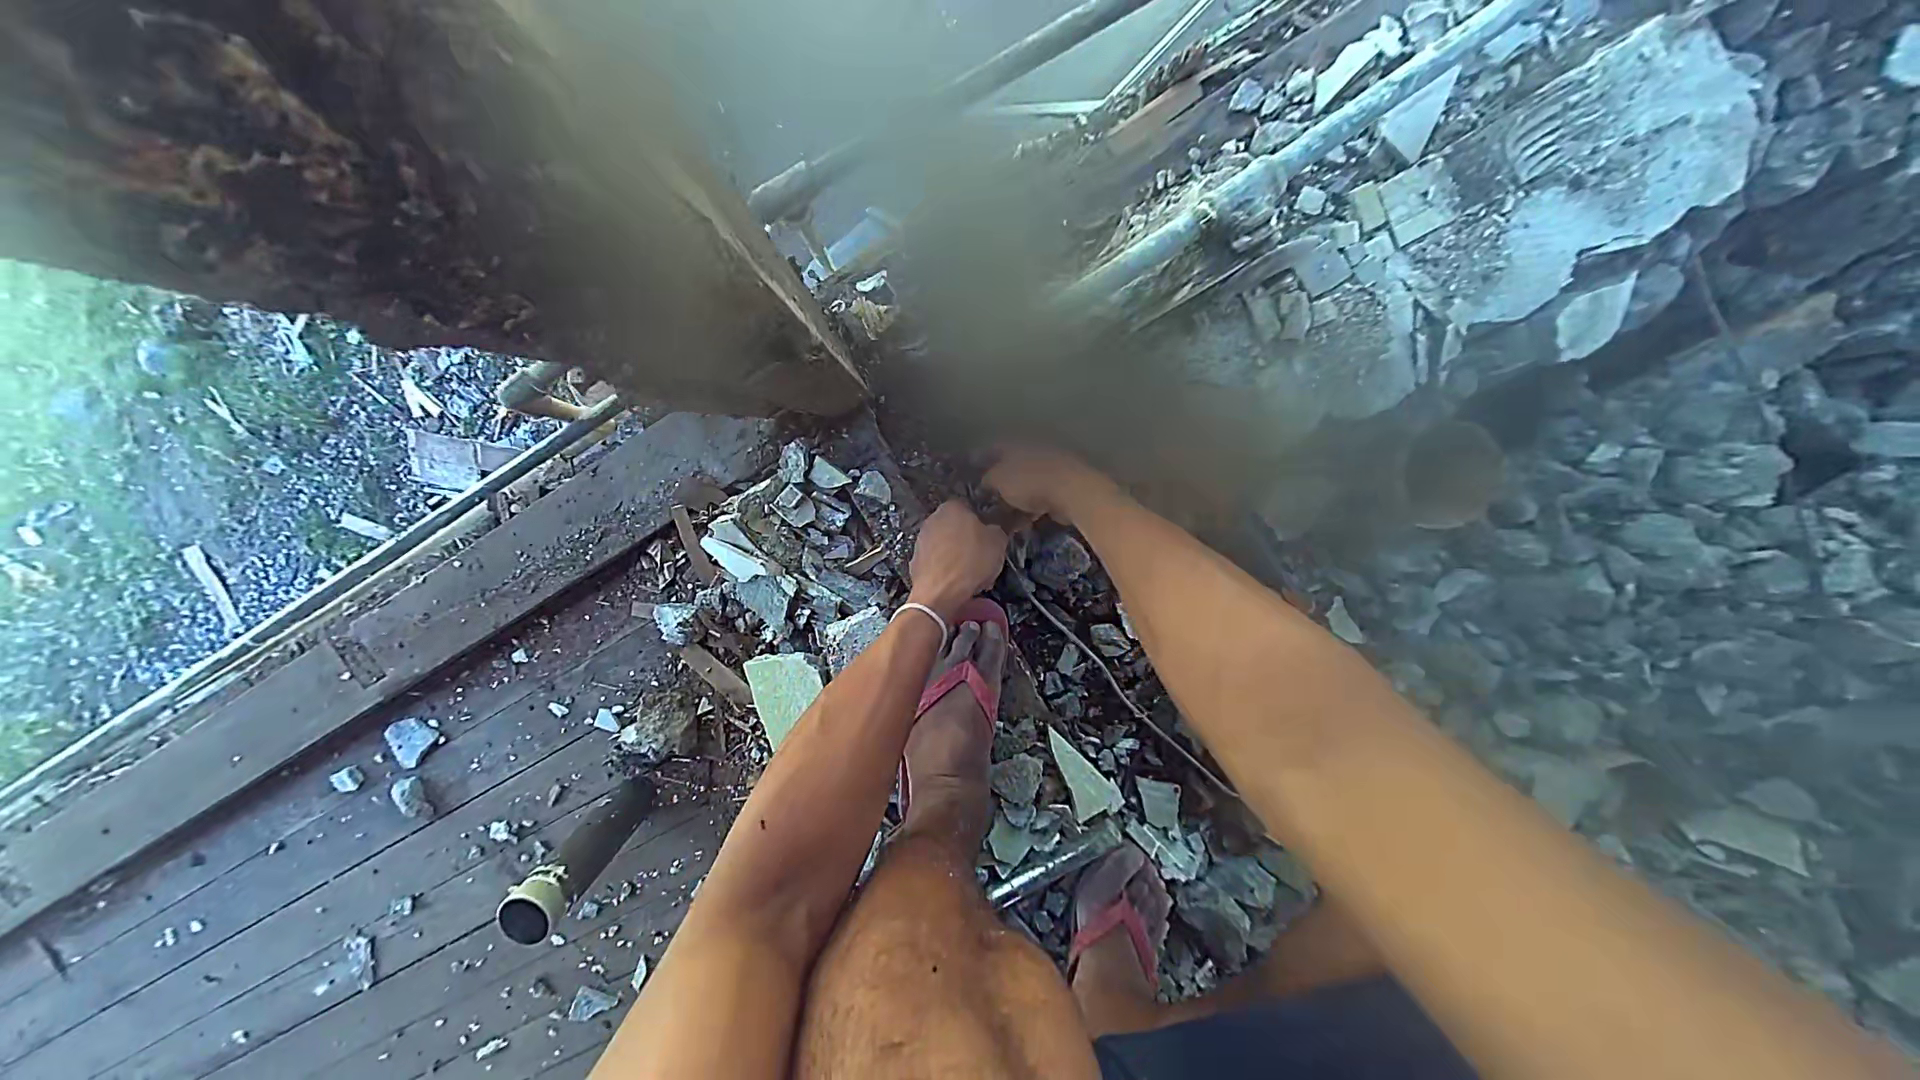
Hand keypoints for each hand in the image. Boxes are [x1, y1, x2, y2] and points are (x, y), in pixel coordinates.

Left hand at [907, 500, 1007, 621]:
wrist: (939, 593)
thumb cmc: (971, 561)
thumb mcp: (998, 542)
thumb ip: (997, 530)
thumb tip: (994, 530)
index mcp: (952, 507)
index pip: (971, 510)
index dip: (983, 526)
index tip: (991, 540)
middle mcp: (932, 519)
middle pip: (957, 529)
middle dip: (970, 542)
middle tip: (983, 559)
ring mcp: (921, 541)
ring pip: (947, 547)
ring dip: (958, 558)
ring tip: (973, 576)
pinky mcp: (915, 561)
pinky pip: (937, 563)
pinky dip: (947, 571)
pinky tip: (957, 583)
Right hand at [982, 445, 1115, 525]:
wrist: (1072, 492)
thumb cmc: (1029, 481)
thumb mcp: (998, 480)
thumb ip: (986, 480)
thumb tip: (983, 483)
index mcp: (1015, 444)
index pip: (990, 449)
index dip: (977, 462)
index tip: (967, 476)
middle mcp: (1032, 452)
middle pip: (1008, 468)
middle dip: (997, 484)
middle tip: (983, 501)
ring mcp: (1048, 469)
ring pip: (1024, 486)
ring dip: (1013, 500)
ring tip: (1001, 518)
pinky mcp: (1061, 488)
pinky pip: (1038, 499)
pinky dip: (1029, 510)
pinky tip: (1020, 524)